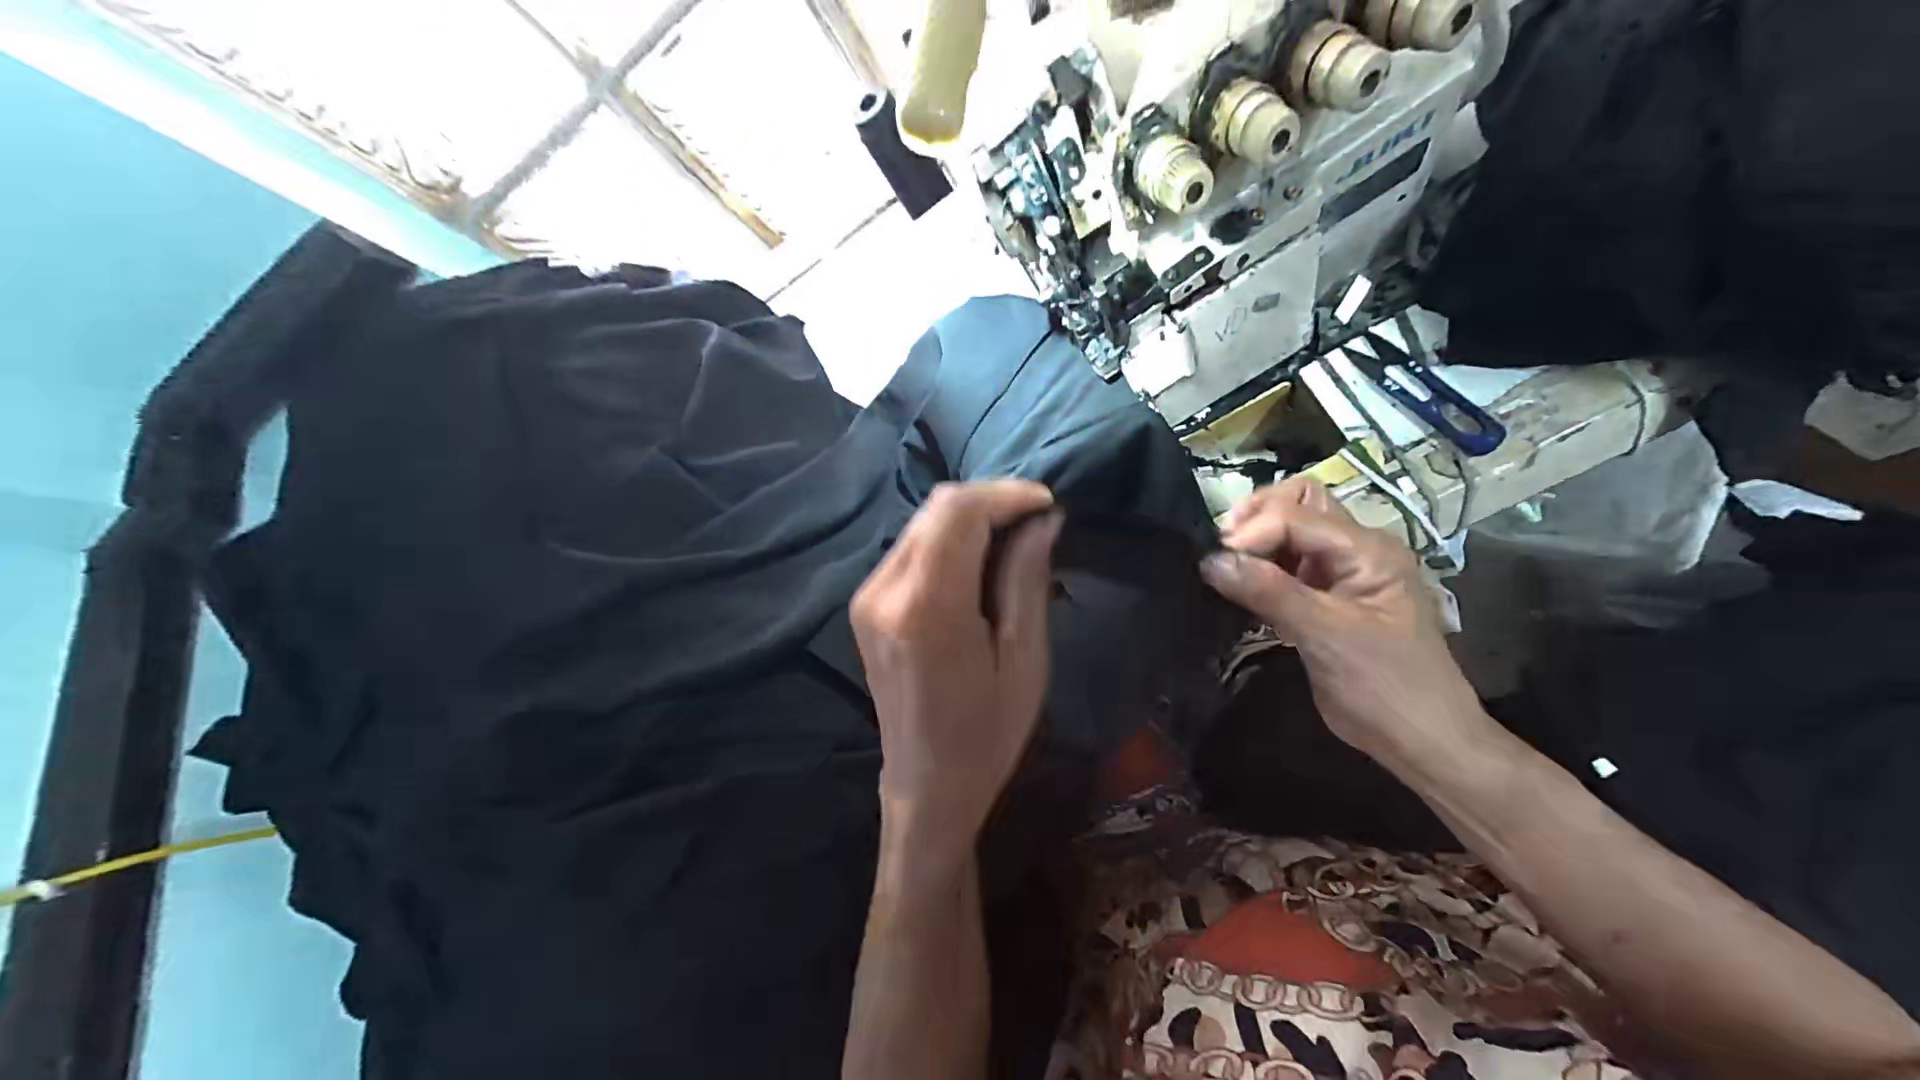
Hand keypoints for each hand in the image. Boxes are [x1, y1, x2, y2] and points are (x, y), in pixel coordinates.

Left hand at [851, 480, 1063, 860]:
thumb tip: (1043, 520)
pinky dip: (948, 541)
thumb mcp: (1024, 660)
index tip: (1048, 505)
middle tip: (1037, 519)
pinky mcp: (864, 605)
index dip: (1005, 494)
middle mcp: (885, 591)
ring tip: (1015, 537)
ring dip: (969, 519)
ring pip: (922, 525)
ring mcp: (867, 596)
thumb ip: (1026, 580)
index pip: (957, 512)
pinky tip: (979, 561)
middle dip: (990, 502)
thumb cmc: (987, 734)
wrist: (926, 784)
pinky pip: (910, 549)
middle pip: (936, 510)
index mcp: (926, 608)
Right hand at [1198, 474, 1488, 771]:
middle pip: (1297, 505)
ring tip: (1225, 570)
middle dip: (1254, 519)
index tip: (1216, 562)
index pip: (1297, 515)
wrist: (1420, 740)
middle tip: (1220, 551)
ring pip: (1288, 534)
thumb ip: (1269, 592)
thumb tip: (1211, 561)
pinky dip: (1258, 569)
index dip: (1253, 531)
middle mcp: (1354, 551)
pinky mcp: (1324, 598)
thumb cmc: (1384, 686)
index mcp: (1367, 550)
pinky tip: (1239, 588)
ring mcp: (1340, 574)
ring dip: (1254, 544)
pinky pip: (1285, 567)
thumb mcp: (1326, 635)